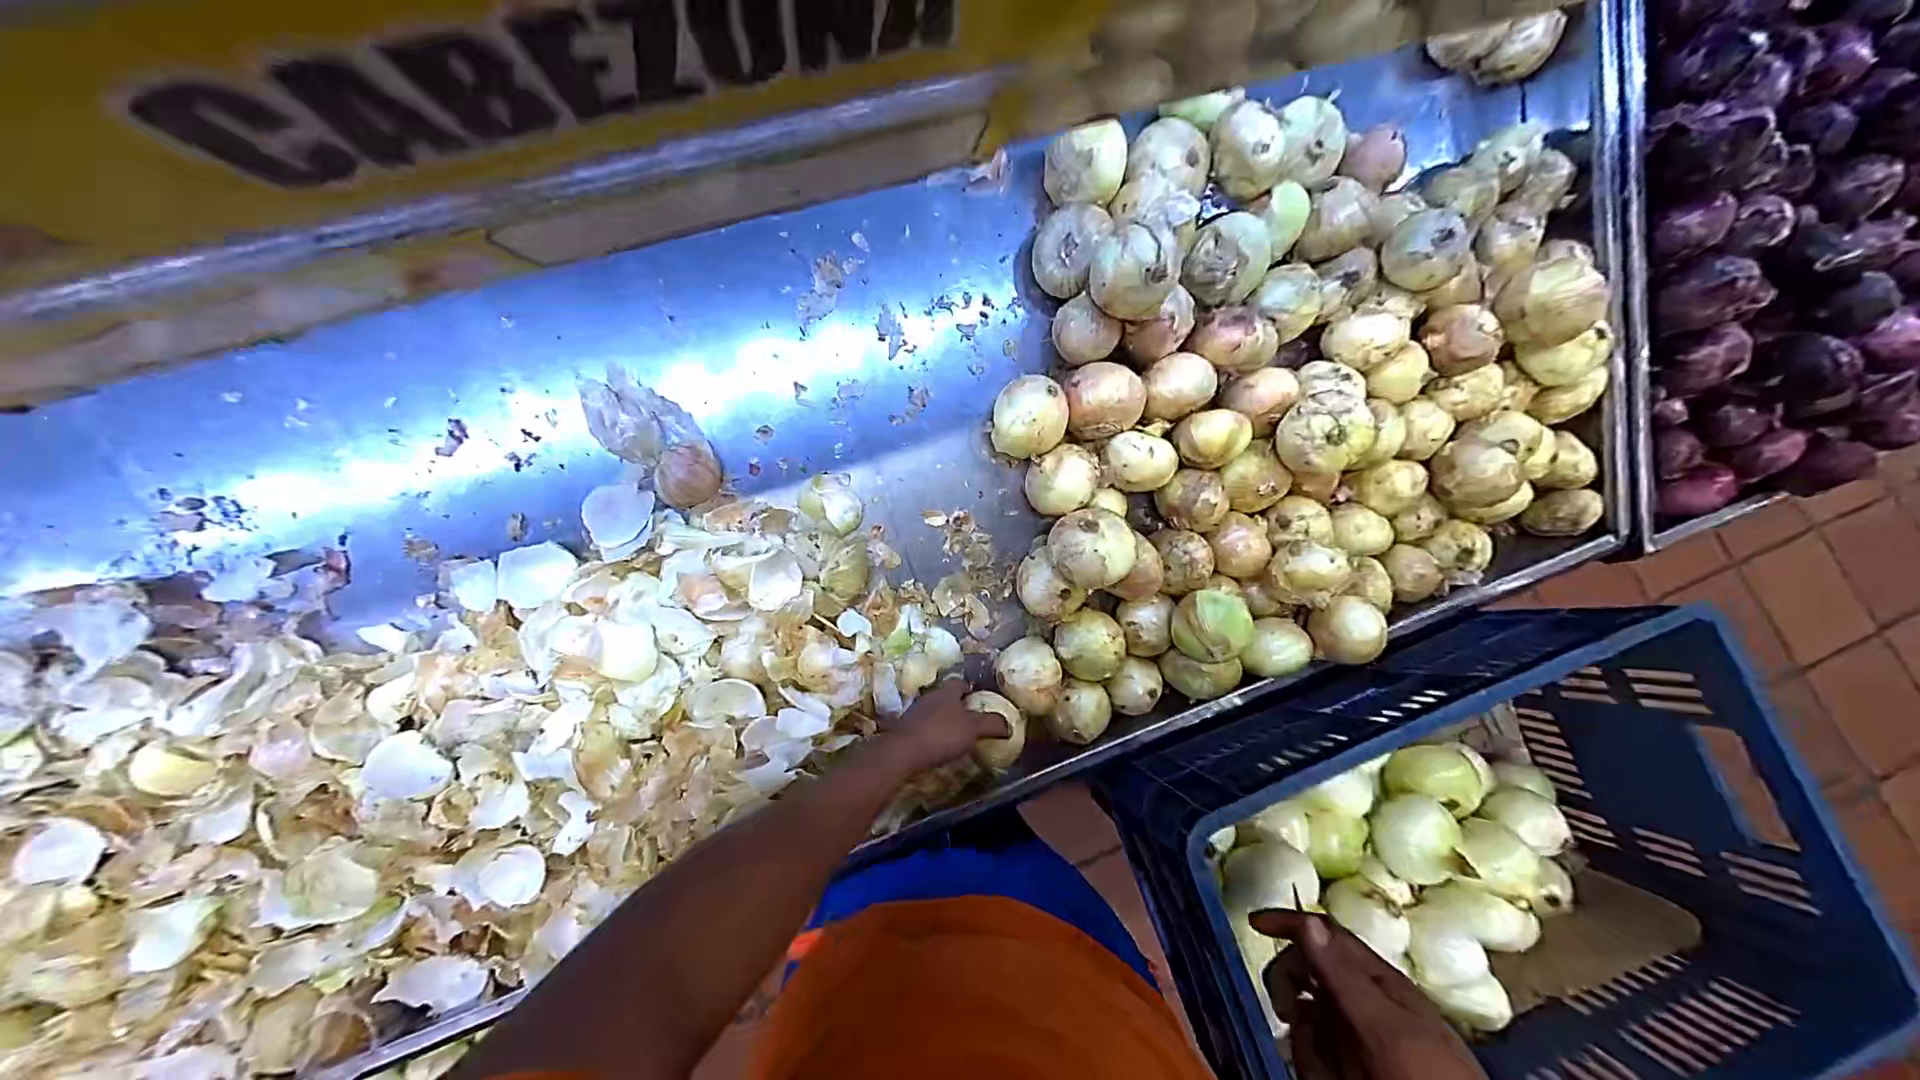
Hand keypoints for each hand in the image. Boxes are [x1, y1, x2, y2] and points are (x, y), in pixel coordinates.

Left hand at [875, 680, 1007, 774]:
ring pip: (934, 711)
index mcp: (947, 691)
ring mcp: (915, 712)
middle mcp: (930, 696)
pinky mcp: (906, 729)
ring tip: (957, 733)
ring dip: (944, 719)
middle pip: (947, 697)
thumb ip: (991, 724)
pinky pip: (924, 726)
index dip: (971, 690)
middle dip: (958, 705)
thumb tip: (1008, 724)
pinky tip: (939, 745)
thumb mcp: (973, 729)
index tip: (980, 699)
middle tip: (972, 718)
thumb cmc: (942, 734)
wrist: (903, 752)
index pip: (961, 683)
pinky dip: (933, 732)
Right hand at [1250, 910, 1486, 1079]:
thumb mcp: (1385, 1027)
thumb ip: (1343, 974)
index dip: (1290, 923)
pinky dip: (1315, 1068)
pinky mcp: (1350, 1070)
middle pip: (1306, 972)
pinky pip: (1314, 1056)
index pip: (1327, 934)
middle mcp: (1364, 1004)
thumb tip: (1307, 920)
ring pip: (1307, 1020)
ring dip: (1307, 1044)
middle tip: (1287, 1012)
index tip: (1254, 924)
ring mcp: (1357, 1040)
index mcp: (1378, 983)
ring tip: (1333, 1074)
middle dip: (1291, 989)